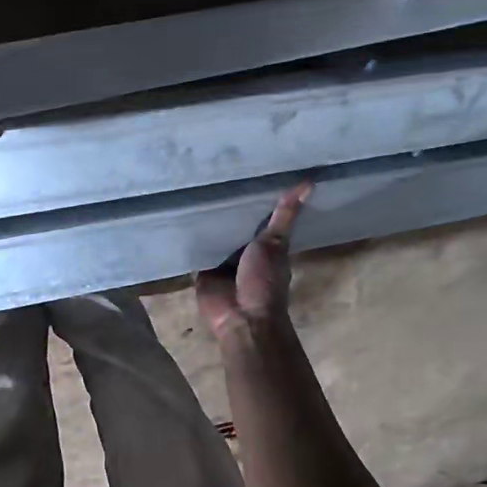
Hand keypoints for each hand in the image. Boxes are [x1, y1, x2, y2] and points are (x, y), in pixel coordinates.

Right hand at [197, 182, 311, 337]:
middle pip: (233, 224)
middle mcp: (243, 250)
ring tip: (190, 189)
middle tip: (208, 174)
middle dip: (225, 206)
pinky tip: (177, 216)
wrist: (241, 317)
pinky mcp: (202, 269)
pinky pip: (196, 250)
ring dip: (205, 220)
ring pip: (214, 235)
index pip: (257, 214)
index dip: (252, 196)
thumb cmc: (264, 281)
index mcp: (264, 244)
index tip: (242, 169)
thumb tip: (309, 183)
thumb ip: (285, 215)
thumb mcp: (275, 243)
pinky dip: (190, 239)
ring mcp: (222, 260)